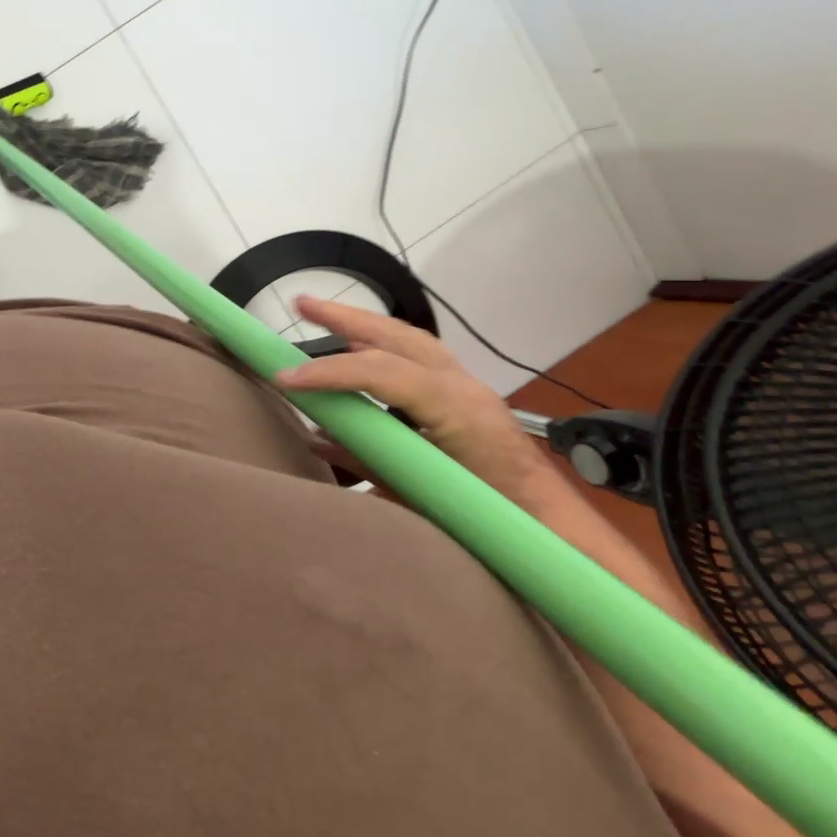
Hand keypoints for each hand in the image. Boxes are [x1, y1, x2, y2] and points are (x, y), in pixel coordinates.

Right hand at [274, 297, 561, 499]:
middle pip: (398, 337)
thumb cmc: (491, 523)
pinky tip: (359, 352)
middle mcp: (464, 388)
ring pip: (411, 341)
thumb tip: (316, 438)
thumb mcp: (421, 498)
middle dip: (345, 318)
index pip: (385, 373)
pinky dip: (383, 348)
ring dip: (363, 326)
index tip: (284, 378)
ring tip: (320, 317)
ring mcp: (469, 389)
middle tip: (300, 305)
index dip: (331, 373)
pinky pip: (420, 360)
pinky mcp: (467, 399)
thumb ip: (369, 464)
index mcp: (458, 411)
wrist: (552, 532)